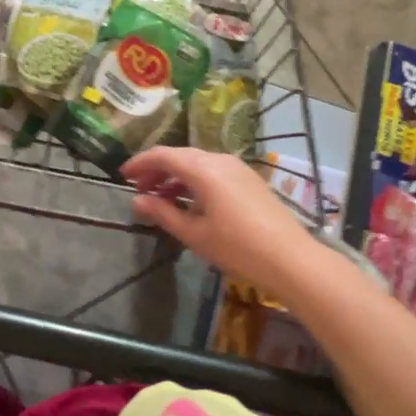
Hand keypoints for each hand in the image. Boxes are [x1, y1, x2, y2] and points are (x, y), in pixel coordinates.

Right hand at [122, 147, 313, 294]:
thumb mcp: (195, 234)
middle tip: (140, 190)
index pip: (163, 155)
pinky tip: (191, 202)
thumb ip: (164, 213)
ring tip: (162, 199)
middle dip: (157, 170)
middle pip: (180, 156)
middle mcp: (219, 159)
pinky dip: (194, 180)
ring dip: (176, 176)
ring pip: (197, 163)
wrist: (292, 260)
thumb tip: (137, 201)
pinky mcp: (249, 180)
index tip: (123, 175)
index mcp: (203, 168)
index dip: (140, 163)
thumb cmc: (238, 247)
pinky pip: (213, 171)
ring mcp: (237, 168)